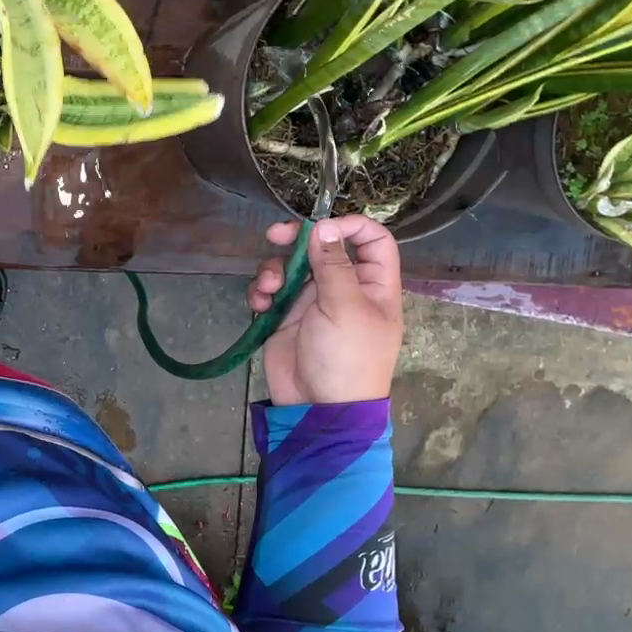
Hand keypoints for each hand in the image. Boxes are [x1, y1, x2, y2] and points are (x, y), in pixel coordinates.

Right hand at [247, 215, 403, 404]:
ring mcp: (312, 302)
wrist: (317, 406)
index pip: (372, 241)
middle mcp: (343, 288)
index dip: (350, 226)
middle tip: (274, 236)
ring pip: (289, 267)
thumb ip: (332, 265)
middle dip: (296, 240)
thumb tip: (324, 227)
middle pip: (321, 248)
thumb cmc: (345, 357)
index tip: (321, 225)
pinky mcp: (285, 317)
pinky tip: (259, 306)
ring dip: (272, 271)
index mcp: (372, 285)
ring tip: (266, 289)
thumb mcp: (344, 307)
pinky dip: (261, 293)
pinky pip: (270, 292)